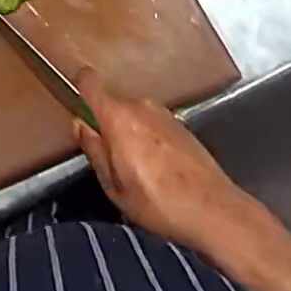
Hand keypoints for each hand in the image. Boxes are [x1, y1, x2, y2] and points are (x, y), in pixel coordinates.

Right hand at [72, 69, 262, 254]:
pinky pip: (153, 122)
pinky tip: (160, 169)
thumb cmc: (159, 203)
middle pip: (112, 103)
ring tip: (139, 171)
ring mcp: (163, 112)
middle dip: (107, 125)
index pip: (89, 81)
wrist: (213, 209)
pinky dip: (149, 138)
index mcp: (117, 117)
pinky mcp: (180, 123)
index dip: (79, 86)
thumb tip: (81, 124)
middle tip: (111, 159)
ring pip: (133, 114)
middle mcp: (140, 105)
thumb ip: (94, 150)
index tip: (77, 104)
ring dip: (130, 133)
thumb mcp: (114, 187)